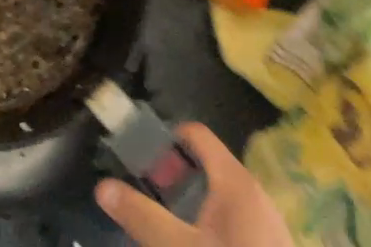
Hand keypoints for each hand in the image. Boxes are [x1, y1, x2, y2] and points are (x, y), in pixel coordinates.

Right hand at [95, 123, 291, 246]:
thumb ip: (141, 217)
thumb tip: (103, 187)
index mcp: (234, 181)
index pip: (196, 134)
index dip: (165, 138)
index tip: (140, 160)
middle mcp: (254, 193)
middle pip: (206, 166)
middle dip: (173, 178)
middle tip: (148, 200)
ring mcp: (267, 222)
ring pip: (219, 196)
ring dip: (190, 204)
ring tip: (168, 230)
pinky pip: (234, 221)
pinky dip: (210, 226)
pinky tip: (196, 246)